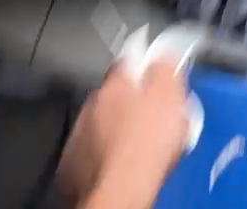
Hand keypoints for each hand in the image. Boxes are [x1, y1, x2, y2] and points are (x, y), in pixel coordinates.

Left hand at [61, 54, 191, 207]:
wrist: (124, 190)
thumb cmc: (146, 145)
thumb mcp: (172, 93)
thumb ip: (166, 66)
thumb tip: (164, 56)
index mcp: (116, 82)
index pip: (129, 60)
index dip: (145, 66)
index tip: (157, 74)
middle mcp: (92, 104)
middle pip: (116, 93)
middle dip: (133, 100)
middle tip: (154, 113)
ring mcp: (81, 134)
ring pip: (103, 121)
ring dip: (118, 126)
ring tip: (140, 141)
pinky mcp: (75, 163)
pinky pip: (93, 149)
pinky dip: (106, 152)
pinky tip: (122, 159)